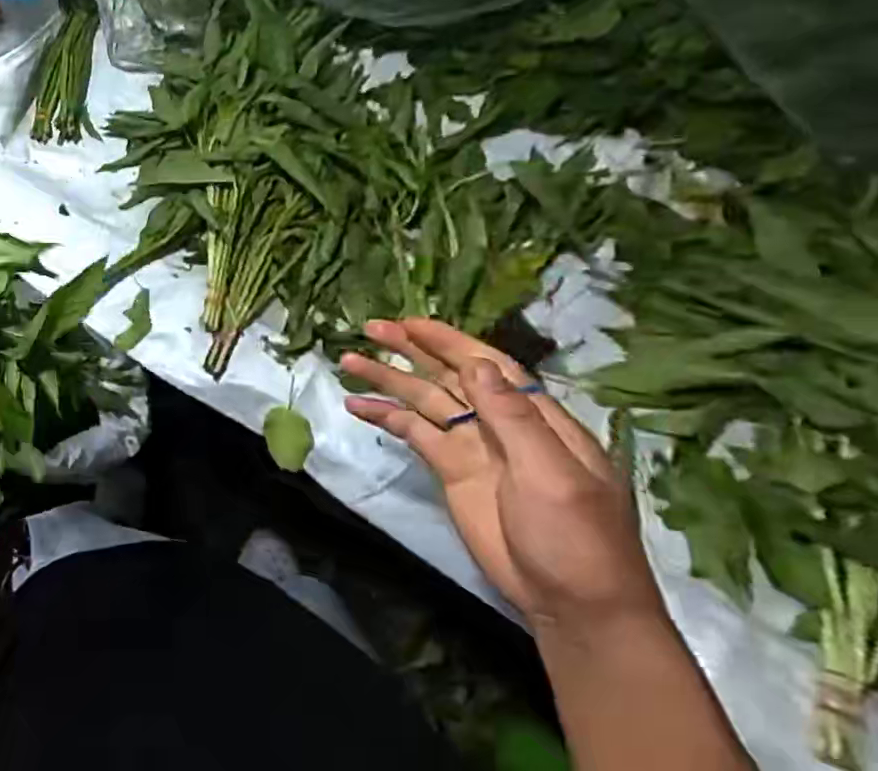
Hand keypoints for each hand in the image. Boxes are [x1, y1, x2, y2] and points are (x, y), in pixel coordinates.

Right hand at [340, 318, 660, 631]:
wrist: (571, 603)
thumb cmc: (576, 539)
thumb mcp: (552, 476)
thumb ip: (513, 419)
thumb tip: (477, 364)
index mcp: (537, 420)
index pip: (488, 366)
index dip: (449, 341)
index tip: (409, 322)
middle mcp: (501, 425)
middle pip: (449, 376)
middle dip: (411, 350)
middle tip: (370, 328)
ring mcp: (473, 447)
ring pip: (423, 401)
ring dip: (388, 379)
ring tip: (348, 360)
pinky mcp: (449, 470)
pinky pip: (412, 433)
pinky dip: (384, 417)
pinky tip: (357, 406)